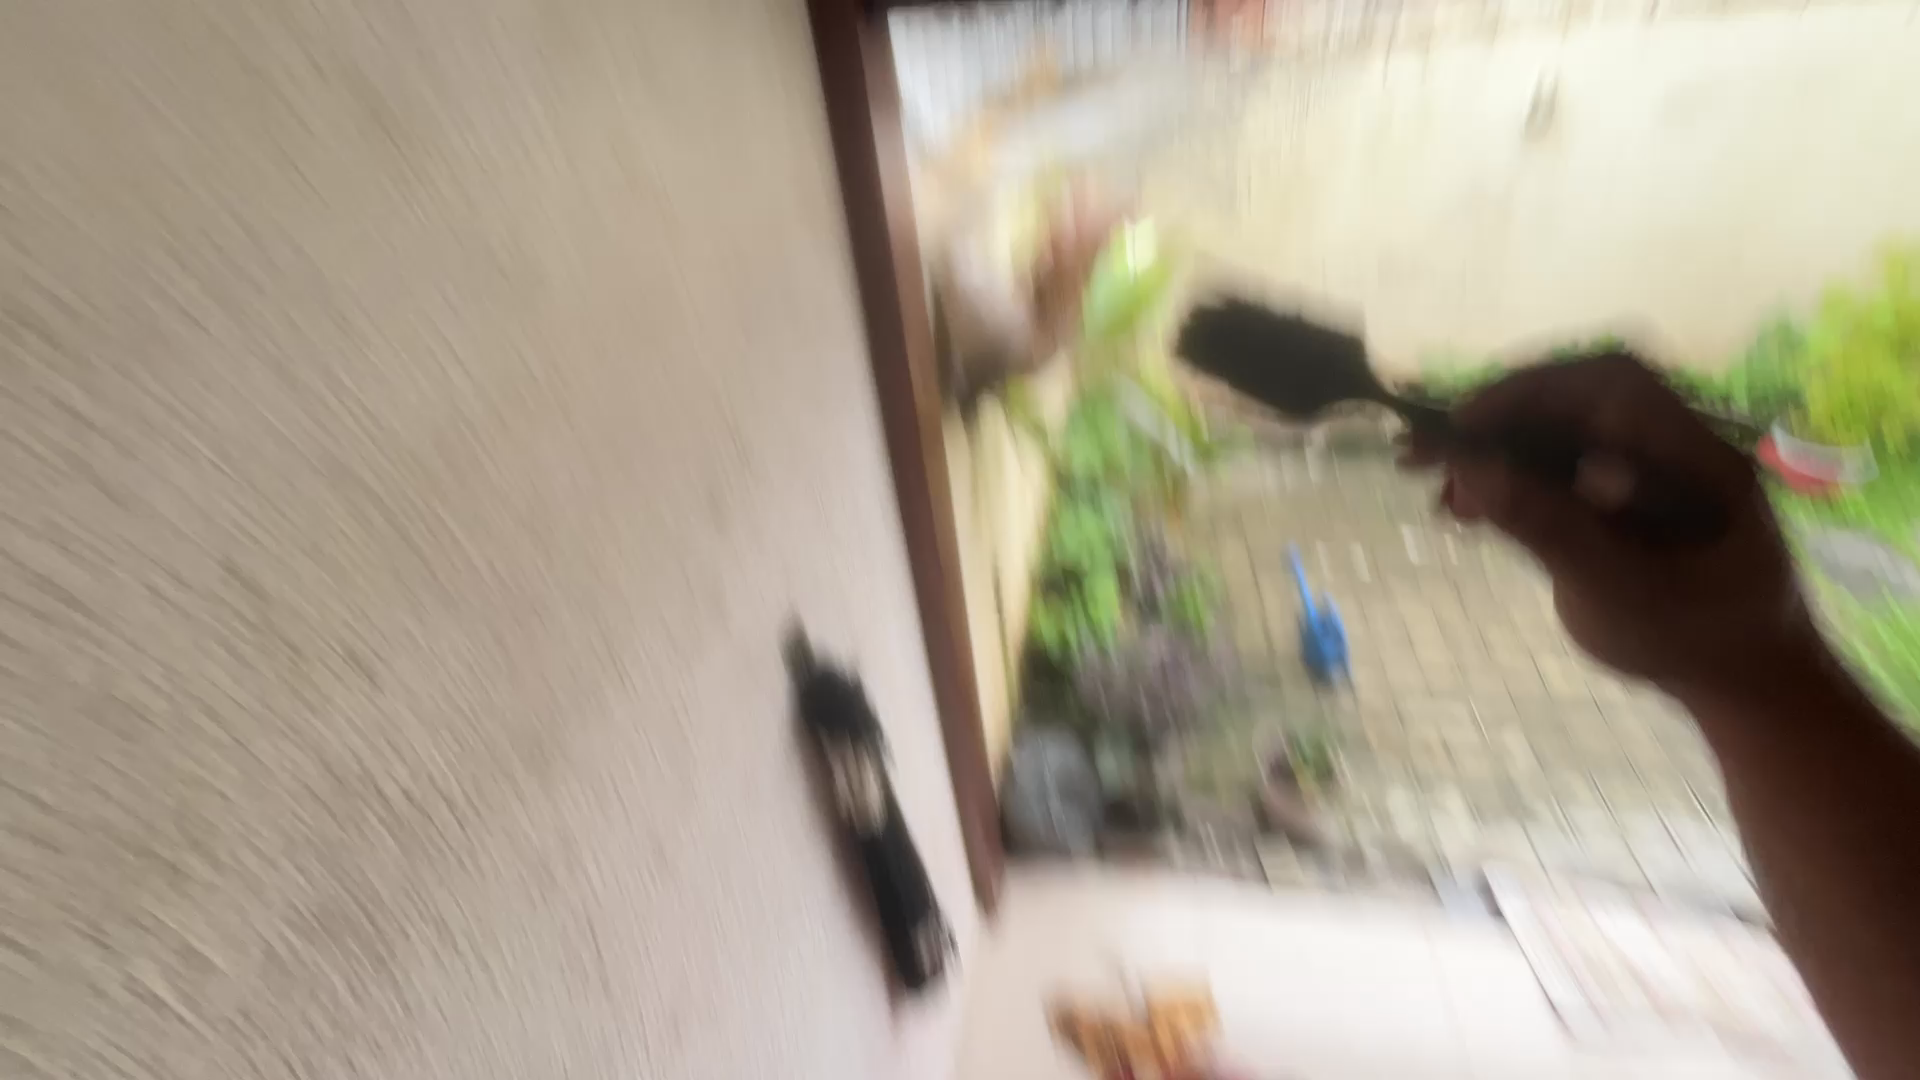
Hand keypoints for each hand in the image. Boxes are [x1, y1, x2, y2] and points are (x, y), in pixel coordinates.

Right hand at [1403, 353, 1822, 698]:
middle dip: (1489, 425)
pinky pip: (1546, 470)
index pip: (1607, 384)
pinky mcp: (1608, 498)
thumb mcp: (1616, 588)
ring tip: (1440, 496)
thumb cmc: (1687, 637)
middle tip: (1423, 458)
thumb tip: (1472, 471)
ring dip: (1485, 456)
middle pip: (1566, 404)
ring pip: (1548, 437)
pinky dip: (1498, 481)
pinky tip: (1465, 509)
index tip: (1459, 427)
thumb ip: (1547, 526)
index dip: (1527, 391)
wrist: (1735, 677)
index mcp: (1690, 456)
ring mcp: (1635, 473)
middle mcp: (1663, 450)